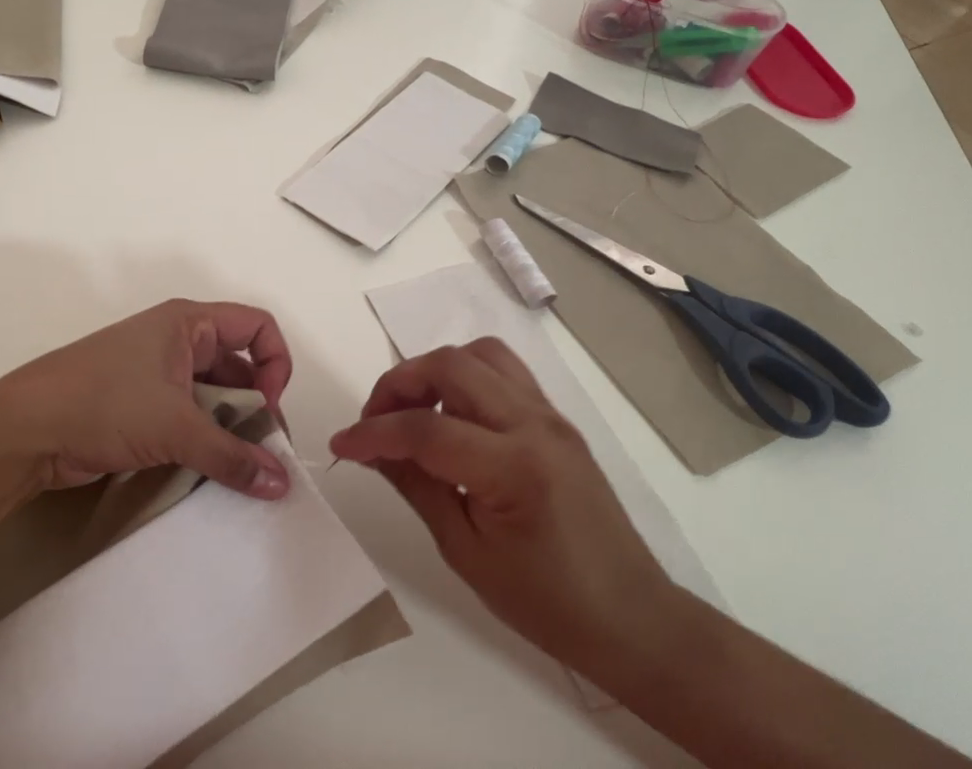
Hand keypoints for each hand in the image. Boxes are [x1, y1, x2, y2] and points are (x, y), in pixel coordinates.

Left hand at [0, 299, 294, 500]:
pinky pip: (189, 420)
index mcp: (186, 323)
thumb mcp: (174, 427)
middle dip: (257, 408)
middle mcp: (175, 342)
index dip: (275, 363)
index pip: (256, 327)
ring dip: (231, 431)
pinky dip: (205, 442)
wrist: (25, 430)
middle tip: (265, 454)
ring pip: (214, 398)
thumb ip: (231, 456)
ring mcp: (156, 376)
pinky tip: (212, 472)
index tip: (270, 409)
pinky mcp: (140, 408)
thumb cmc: (103, 405)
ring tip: (242, 470)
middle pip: (239, 367)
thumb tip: (280, 484)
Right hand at [328, 339, 677, 670]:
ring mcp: (551, 417)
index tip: (340, 444)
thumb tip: (371, 450)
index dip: (373, 432)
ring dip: (435, 371)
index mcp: (513, 468)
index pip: (425, 428)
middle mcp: (535, 426)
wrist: (630, 617)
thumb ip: (416, 487)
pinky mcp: (557, 421)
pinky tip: (449, 418)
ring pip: (480, 355)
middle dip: (400, 383)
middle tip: (374, 422)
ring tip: (412, 413)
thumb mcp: (465, 551)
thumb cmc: (545, 601)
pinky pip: (504, 373)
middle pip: (451, 366)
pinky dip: (465, 378)